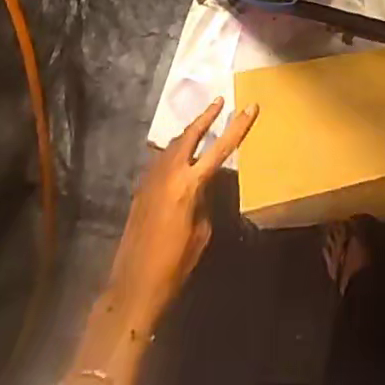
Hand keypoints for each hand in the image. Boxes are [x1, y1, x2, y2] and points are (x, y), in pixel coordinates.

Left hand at [104, 98, 258, 319]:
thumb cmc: (175, 264)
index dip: (237, 127)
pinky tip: (179, 155)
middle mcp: (169, 173)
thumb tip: (204, 184)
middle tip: (218, 101)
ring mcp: (151, 178)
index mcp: (189, 185)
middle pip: (190, 134)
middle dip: (205, 117)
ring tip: (201, 124)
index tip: (250, 107)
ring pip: (173, 145)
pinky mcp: (141, 187)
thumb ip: (204, 200)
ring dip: (188, 133)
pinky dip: (174, 152)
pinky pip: (161, 160)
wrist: (134, 284)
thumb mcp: (201, 232)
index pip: (220, 149)